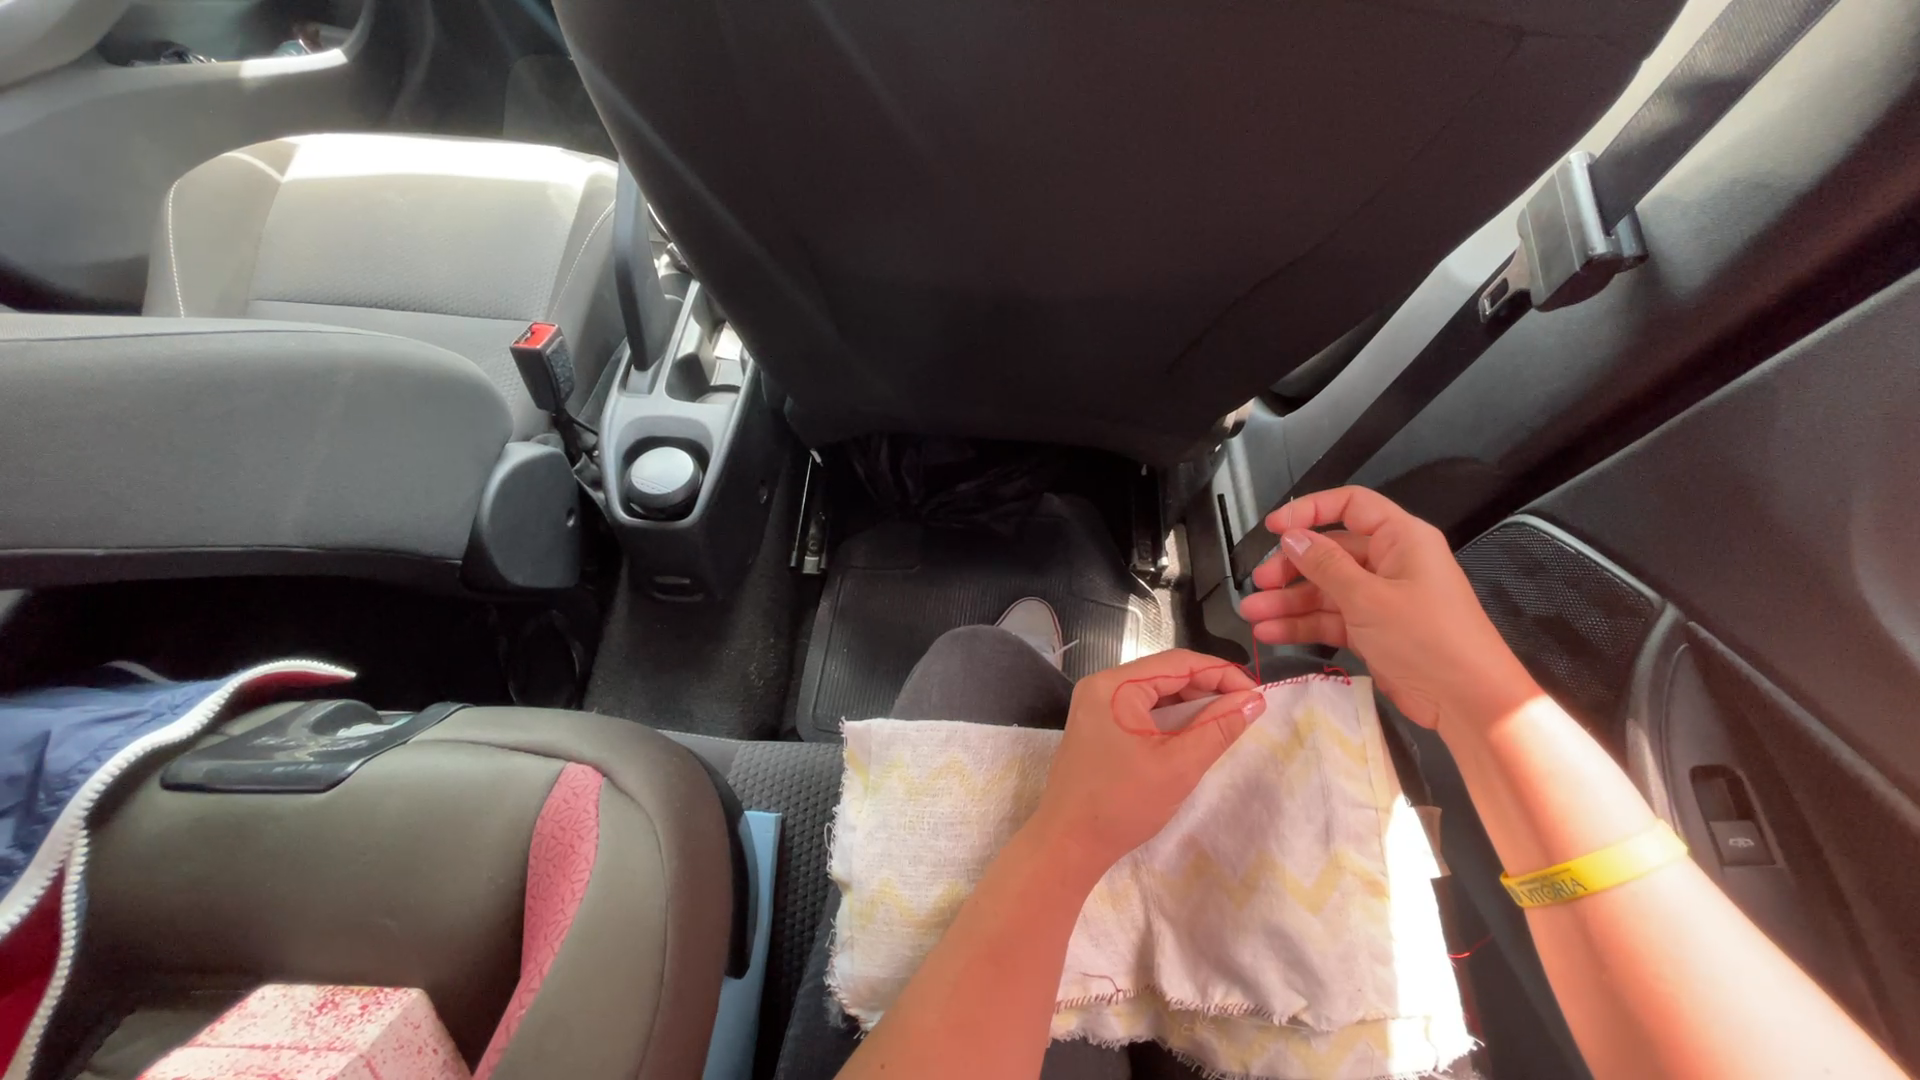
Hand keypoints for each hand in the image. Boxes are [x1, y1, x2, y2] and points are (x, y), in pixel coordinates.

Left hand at [1030, 650, 1265, 869]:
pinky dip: (1169, 716)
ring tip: (1226, 719)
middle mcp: (1101, 685)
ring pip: (1154, 691)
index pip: (1177, 663)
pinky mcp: (1097, 724)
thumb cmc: (1123, 803)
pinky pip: (1140, 708)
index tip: (1256, 693)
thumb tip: (1254, 701)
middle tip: (1245, 708)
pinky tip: (1193, 731)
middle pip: (1164, 673)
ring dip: (1190, 703)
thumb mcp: (1178, 766)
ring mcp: (1095, 704)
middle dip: (1207, 687)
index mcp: (1114, 686)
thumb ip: (1218, 728)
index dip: (1221, 673)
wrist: (1069, 842)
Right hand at [1239, 486, 1535, 734]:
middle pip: (1329, 552)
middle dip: (1290, 567)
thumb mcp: (1368, 598)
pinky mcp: (1372, 630)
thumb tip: (1292, 538)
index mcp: (1401, 539)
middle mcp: (1390, 563)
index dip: (1309, 510)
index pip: (1350, 506)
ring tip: (1252, 613)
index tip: (1273, 527)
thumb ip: (1325, 565)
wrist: (1468, 701)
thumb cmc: (1427, 639)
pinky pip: (1329, 618)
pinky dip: (1301, 625)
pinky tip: (1271, 632)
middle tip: (1260, 583)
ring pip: (1323, 589)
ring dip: (1287, 601)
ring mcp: (1380, 598)